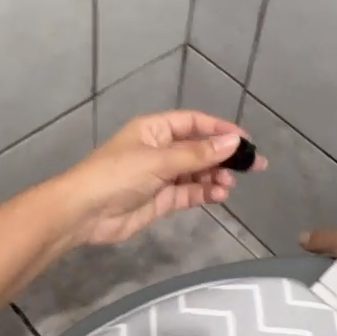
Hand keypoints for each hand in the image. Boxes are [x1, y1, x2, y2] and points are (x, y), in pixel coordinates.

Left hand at [52, 111, 266, 247]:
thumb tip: (234, 141)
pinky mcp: (160, 200)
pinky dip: (204, 192)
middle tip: (252, 166)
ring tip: (228, 185)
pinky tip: (218, 195)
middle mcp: (158, 149)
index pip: (193, 123)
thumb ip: (197, 154)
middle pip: (198, 148)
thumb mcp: (158, 160)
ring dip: (214, 176)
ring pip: (196, 172)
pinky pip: (188, 192)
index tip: (245, 140)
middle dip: (223, 156)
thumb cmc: (117, 175)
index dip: (219, 129)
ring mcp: (160, 175)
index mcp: (153, 129)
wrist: (83, 213)